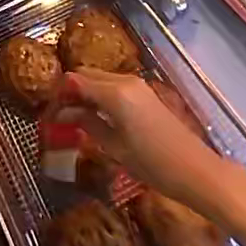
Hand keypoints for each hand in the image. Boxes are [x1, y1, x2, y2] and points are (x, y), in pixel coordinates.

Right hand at [54, 69, 236, 213]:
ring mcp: (137, 85)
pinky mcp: (144, 94)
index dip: (58, 93)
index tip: (47, 111)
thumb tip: (62, 114)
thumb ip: (87, 124)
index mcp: (115, 93)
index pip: (74, 80)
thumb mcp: (115, 147)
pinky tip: (94, 116)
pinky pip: (112, 86)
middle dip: (69, 90)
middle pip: (86, 74)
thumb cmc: (154, 165)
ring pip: (99, 79)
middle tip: (57, 114)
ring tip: (72, 118)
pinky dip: (99, 95)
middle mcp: (124, 81)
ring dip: (84, 92)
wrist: (198, 172)